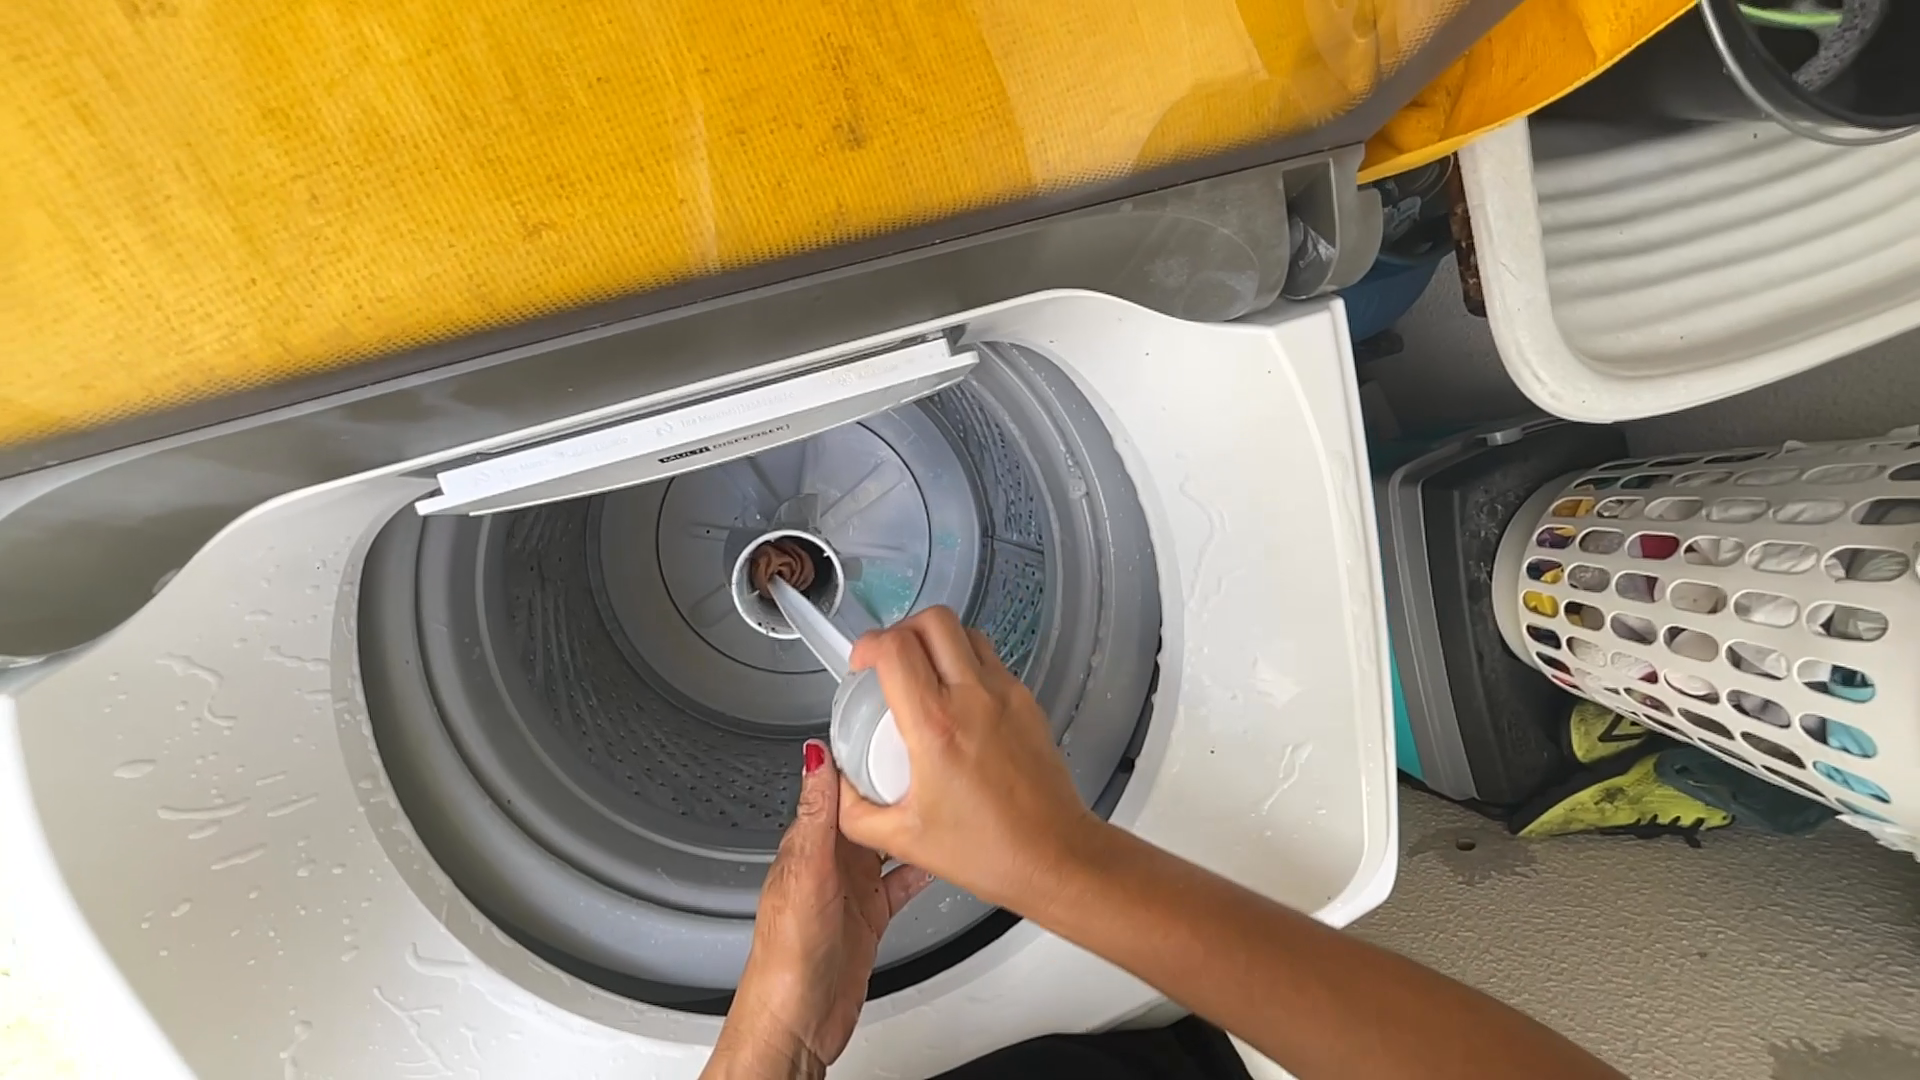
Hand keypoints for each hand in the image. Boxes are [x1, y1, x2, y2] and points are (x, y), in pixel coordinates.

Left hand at [705, 740, 933, 1078]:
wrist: (796, 1021)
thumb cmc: (787, 954)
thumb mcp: (807, 871)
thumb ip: (816, 813)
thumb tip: (814, 754)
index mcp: (810, 840)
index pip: (837, 786)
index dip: (859, 758)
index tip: (887, 731)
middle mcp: (832, 858)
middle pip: (868, 810)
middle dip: (892, 785)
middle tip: (927, 761)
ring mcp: (853, 885)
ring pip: (889, 841)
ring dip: (909, 822)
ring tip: (939, 799)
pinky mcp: (871, 912)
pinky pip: (903, 881)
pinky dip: (922, 867)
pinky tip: (941, 855)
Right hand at [837, 607, 1100, 911]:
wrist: (1056, 856)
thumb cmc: (991, 851)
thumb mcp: (904, 839)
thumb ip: (854, 811)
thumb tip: (837, 785)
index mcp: (937, 727)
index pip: (896, 648)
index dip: (869, 644)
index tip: (862, 663)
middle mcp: (974, 698)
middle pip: (934, 620)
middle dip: (903, 628)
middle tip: (891, 658)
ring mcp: (1006, 694)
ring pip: (967, 632)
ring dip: (938, 641)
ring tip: (924, 674)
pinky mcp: (1028, 701)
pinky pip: (992, 661)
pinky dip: (968, 664)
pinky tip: (959, 700)